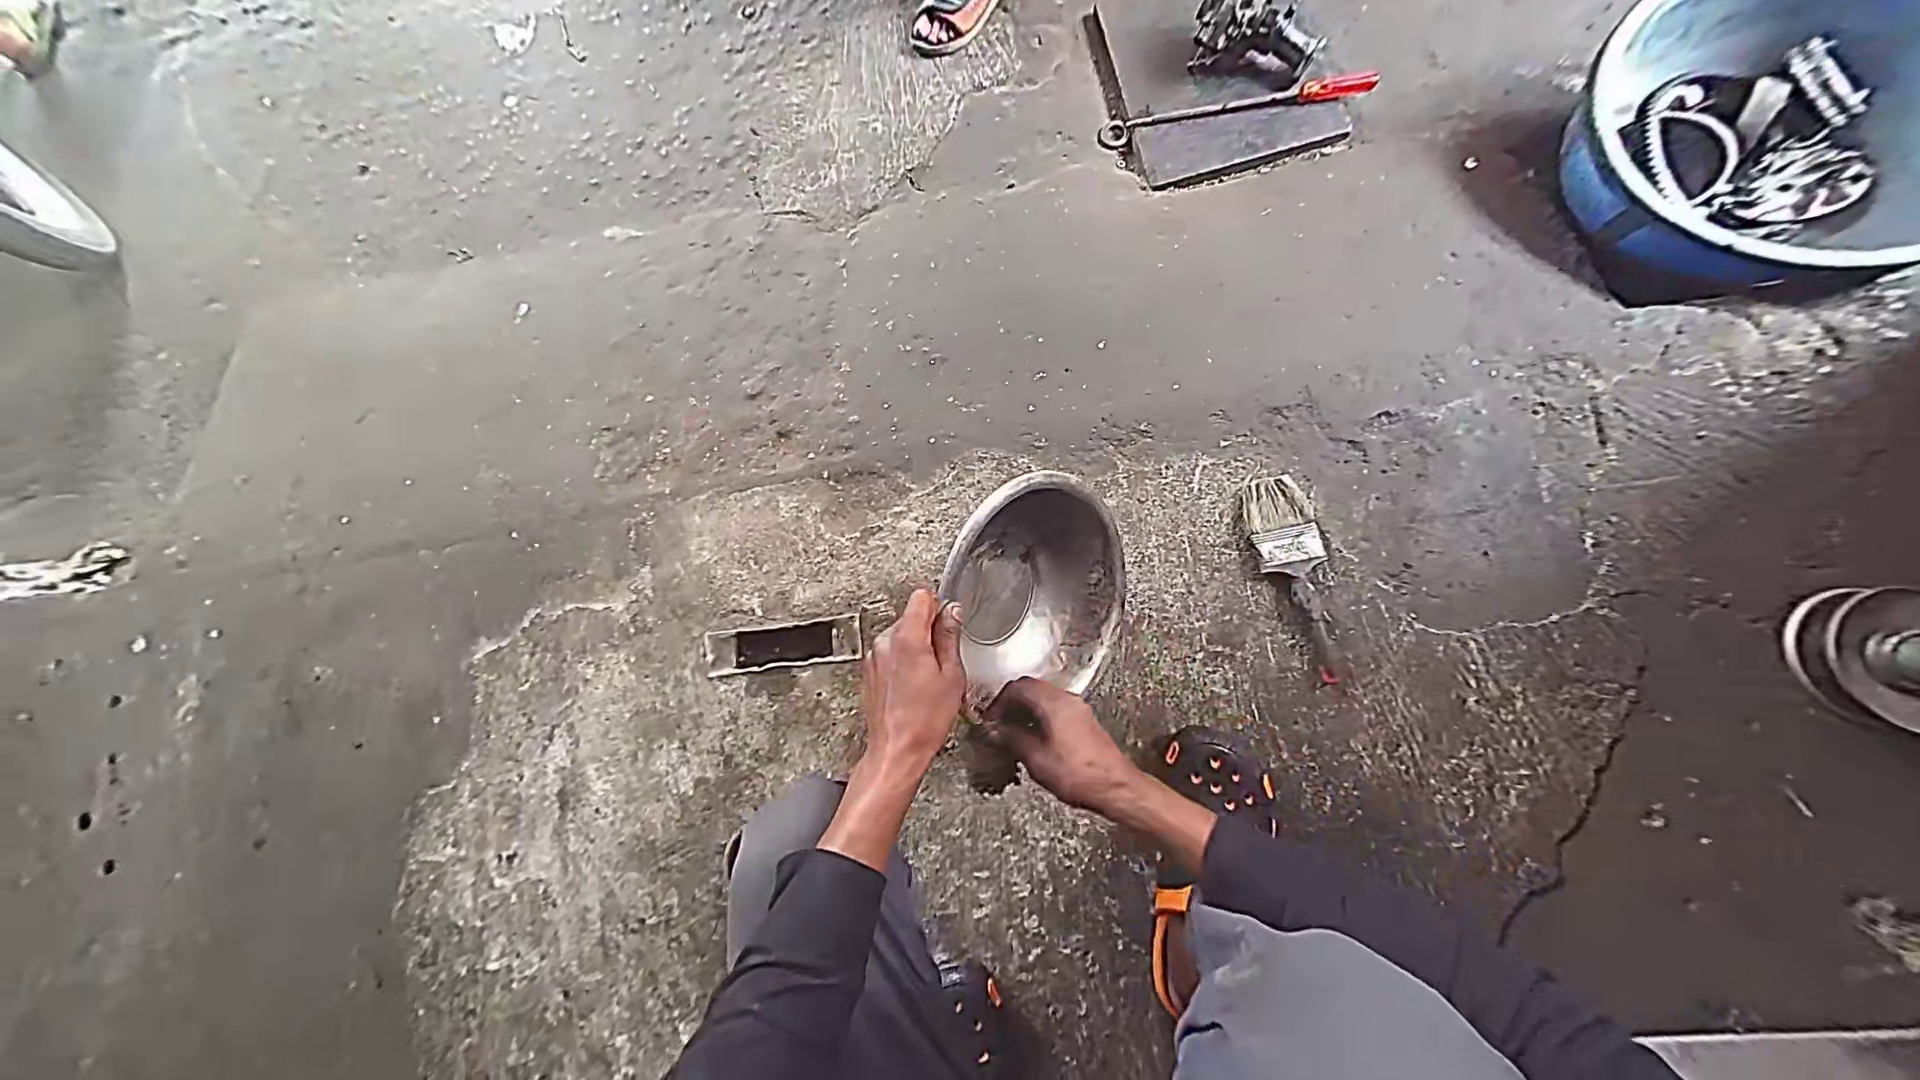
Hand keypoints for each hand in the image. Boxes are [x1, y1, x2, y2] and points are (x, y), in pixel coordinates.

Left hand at [860, 588, 965, 771]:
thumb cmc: (924, 721)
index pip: (921, 597)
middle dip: (929, 630)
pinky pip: (890, 652)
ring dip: (916, 647)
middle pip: (911, 616)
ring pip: (900, 634)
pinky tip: (914, 685)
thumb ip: (950, 637)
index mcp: (907, 638)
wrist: (896, 749)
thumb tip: (952, 613)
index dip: (939, 607)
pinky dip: (903, 661)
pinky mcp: (870, 670)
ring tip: (928, 677)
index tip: (948, 623)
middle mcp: (885, 642)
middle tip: (943, 660)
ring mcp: (874, 656)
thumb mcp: (952, 675)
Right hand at [981, 677, 1140, 813]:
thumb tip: (995, 731)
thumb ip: (1011, 739)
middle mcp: (1068, 701)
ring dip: (1024, 711)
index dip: (999, 701)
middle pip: (1031, 688)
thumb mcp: (1036, 759)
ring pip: (1043, 698)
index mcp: (1054, 703)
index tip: (990, 718)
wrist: (1116, 788)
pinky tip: (1032, 739)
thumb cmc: (1081, 775)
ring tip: (1011, 733)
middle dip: (1010, 704)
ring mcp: (1078, 710)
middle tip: (997, 723)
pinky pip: (1055, 709)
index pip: (1018, 687)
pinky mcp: (1083, 722)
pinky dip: (1038, 718)